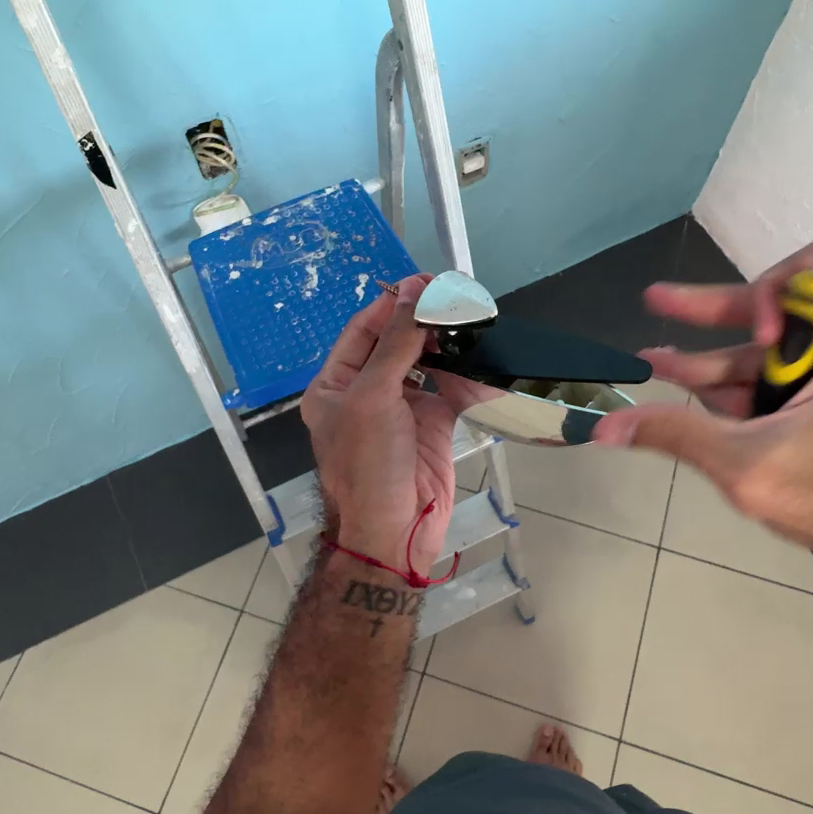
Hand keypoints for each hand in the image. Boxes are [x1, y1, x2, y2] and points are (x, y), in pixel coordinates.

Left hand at [302, 274, 458, 576]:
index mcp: (335, 386)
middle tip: (455, 293)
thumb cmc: (369, 464)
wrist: (395, 532)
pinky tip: (477, 349)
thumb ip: (395, 344)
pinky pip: (449, 387)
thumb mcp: (373, 398)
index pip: (363, 331)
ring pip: (423, 362)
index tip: (424, 281)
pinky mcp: (433, 425)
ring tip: (470, 314)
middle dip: (421, 319)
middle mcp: (365, 393)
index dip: (392, 304)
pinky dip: (463, 369)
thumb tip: (412, 294)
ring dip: (444, 340)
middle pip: (394, 343)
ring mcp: (401, 410)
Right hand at [593, 242, 812, 568]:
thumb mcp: (746, 462)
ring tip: (660, 368)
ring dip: (726, 364)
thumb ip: (674, 433)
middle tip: (658, 302)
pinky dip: (757, 389)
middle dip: (719, 317)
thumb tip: (604, 428)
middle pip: (789, 306)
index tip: (754, 335)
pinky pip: (800, 374)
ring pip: (786, 348)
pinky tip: (705, 403)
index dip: (771, 288)